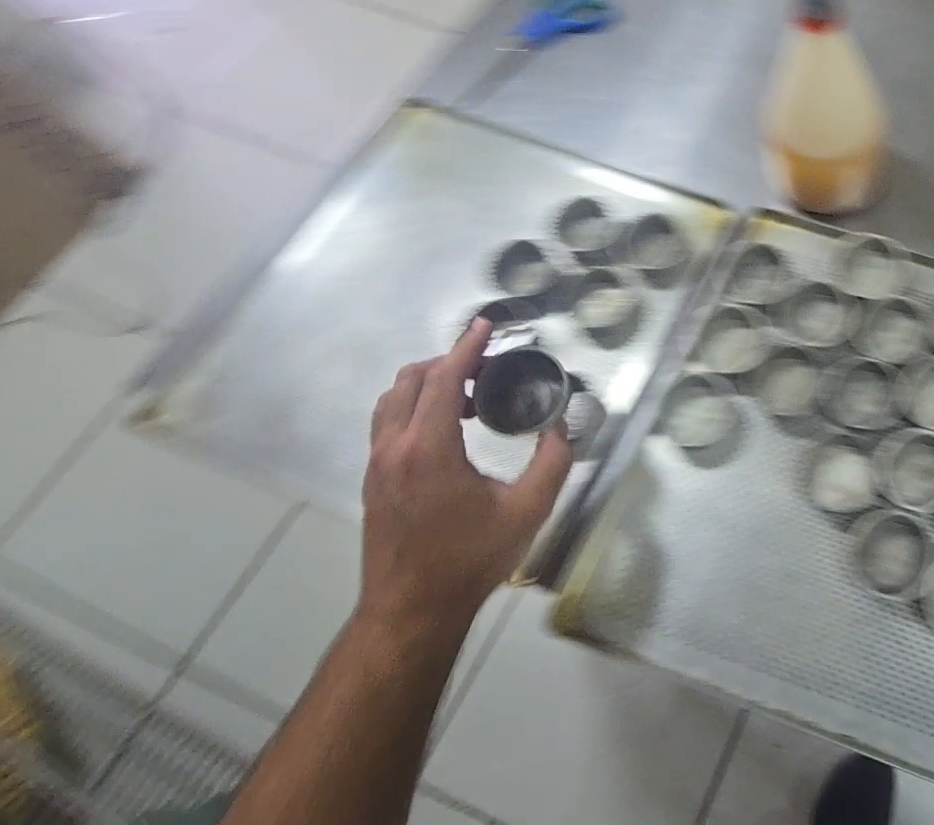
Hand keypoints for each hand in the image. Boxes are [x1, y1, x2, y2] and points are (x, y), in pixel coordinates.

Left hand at [361, 319, 572, 629]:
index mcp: (428, 449)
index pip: (443, 379)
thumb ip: (552, 463)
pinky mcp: (374, 480)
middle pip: (411, 380)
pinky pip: (388, 423)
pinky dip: (414, 407)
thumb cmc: (470, 560)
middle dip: (448, 361)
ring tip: (468, 396)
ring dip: (428, 384)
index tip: (485, 325)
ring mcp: (378, 464)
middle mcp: (394, 448)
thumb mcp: (527, 512)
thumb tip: (559, 429)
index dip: (466, 347)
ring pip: (392, 400)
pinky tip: (447, 429)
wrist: (412, 608)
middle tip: (486, 367)